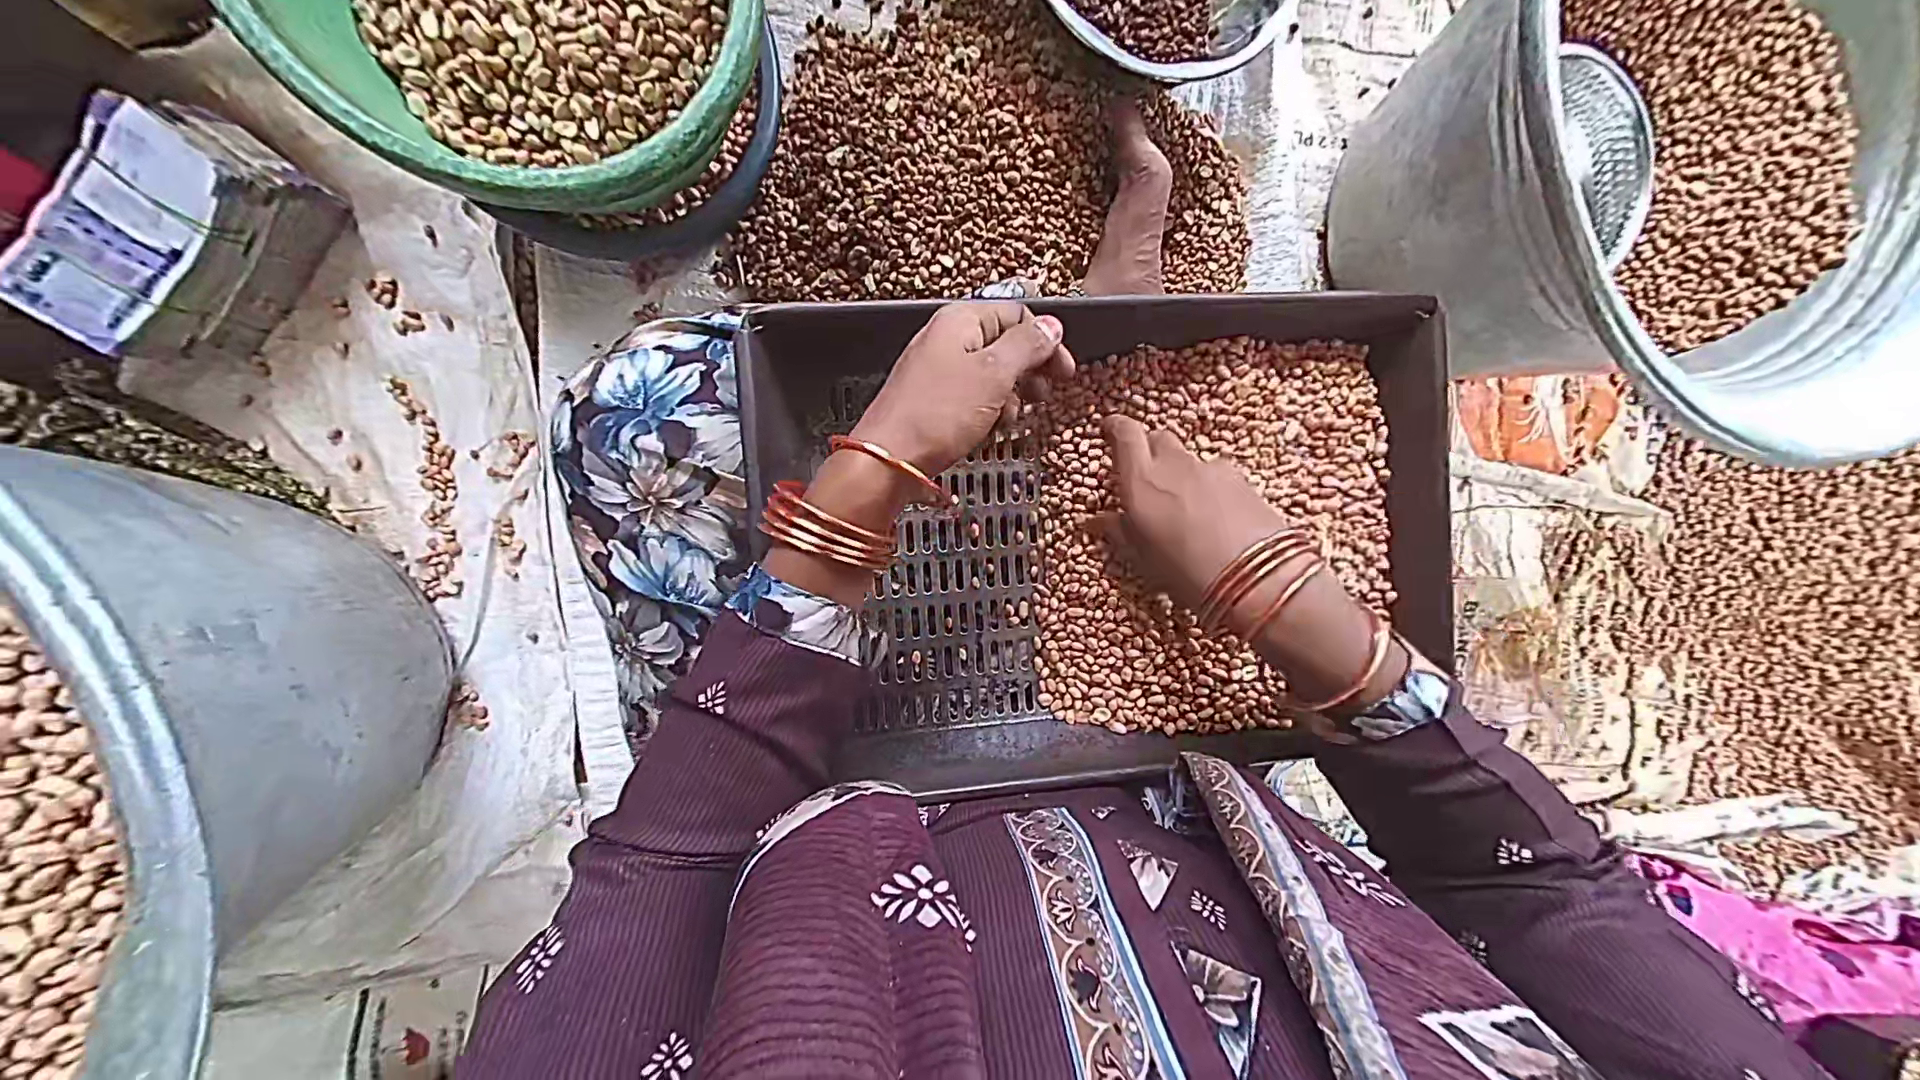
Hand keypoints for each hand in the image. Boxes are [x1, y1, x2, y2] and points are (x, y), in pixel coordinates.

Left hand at [769, 303, 1073, 606]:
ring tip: (1011, 417)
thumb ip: (1027, 346)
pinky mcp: (932, 400)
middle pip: (1004, 343)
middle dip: (1029, 370)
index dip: (1046, 341)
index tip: (1064, 372)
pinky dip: (987, 410)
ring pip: (989, 373)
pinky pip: (971, 396)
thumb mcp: (994, 374)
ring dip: (1010, 395)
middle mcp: (946, 338)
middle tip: (1042, 396)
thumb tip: (1052, 326)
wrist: (888, 459)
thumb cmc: (938, 414)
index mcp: (961, 320)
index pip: (1017, 314)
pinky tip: (990, 428)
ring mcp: (937, 370)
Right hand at [1099, 415, 1287, 607]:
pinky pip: (1216, 475)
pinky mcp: (1242, 479)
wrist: (1258, 579)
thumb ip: (1121, 531)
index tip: (1109, 427)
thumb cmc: (1188, 572)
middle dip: (1147, 450)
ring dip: (1180, 474)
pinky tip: (1213, 517)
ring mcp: (1211, 469)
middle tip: (1143, 474)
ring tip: (1182, 509)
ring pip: (1188, 459)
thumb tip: (1098, 521)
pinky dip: (1208, 488)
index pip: (1125, 435)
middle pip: (1158, 439)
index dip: (1116, 427)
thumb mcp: (1143, 557)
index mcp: (1141, 480)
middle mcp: (1174, 465)